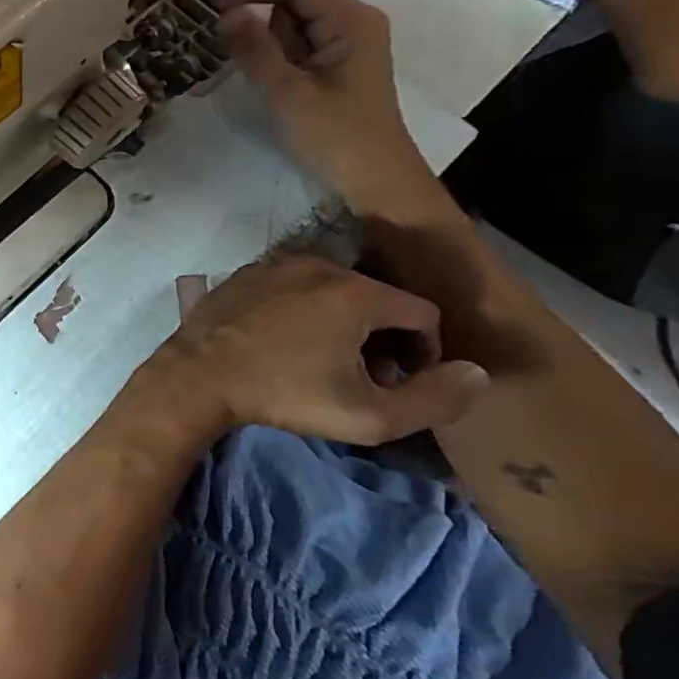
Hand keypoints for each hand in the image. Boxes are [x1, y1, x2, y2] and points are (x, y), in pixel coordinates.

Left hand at [129, 256, 490, 445]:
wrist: (199, 376)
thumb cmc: (286, 395)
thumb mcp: (367, 415)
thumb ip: (433, 399)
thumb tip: (479, 375)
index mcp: (359, 292)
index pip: (422, 313)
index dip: (426, 353)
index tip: (402, 384)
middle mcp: (323, 264)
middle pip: (378, 300)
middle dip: (384, 340)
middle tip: (363, 380)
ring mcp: (279, 263)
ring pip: (335, 291)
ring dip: (344, 325)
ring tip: (323, 364)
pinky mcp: (248, 272)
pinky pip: (295, 287)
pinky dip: (304, 311)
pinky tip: (285, 344)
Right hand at [213, 0, 422, 207]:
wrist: (376, 183)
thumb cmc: (335, 136)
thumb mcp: (288, 92)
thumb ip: (255, 49)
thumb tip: (225, 14)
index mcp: (351, 20)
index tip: (214, 4)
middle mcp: (355, 23)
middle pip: (297, 3)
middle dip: (264, 24)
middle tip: (239, 58)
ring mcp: (350, 47)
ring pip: (297, 28)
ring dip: (271, 46)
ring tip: (267, 83)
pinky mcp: (341, 69)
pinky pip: (304, 50)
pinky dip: (282, 60)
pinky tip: (276, 87)